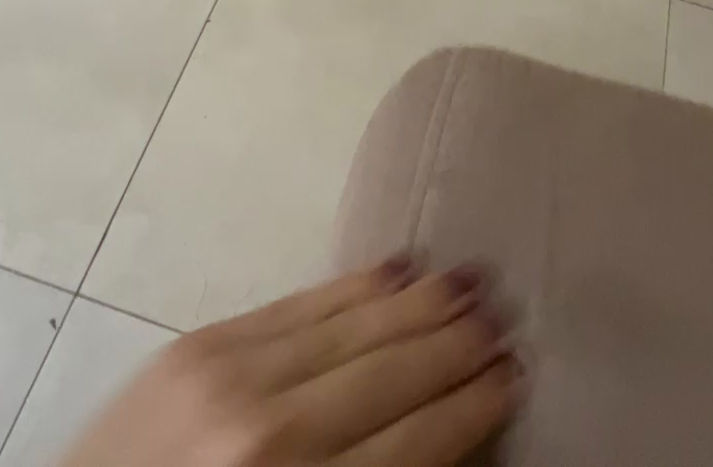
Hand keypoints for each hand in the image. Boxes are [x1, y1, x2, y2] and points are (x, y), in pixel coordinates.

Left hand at [57, 258, 521, 466]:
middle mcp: (273, 434)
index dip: (470, 405)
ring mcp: (232, 376)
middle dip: (455, 343)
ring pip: (352, 327)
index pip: (417, 444)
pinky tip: (394, 269)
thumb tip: (437, 424)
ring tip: (468, 281)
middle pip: (392, 374)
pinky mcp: (201, 342)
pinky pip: (298, 304)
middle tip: (502, 314)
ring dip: (418, 304)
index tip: (511, 374)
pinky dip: (353, 286)